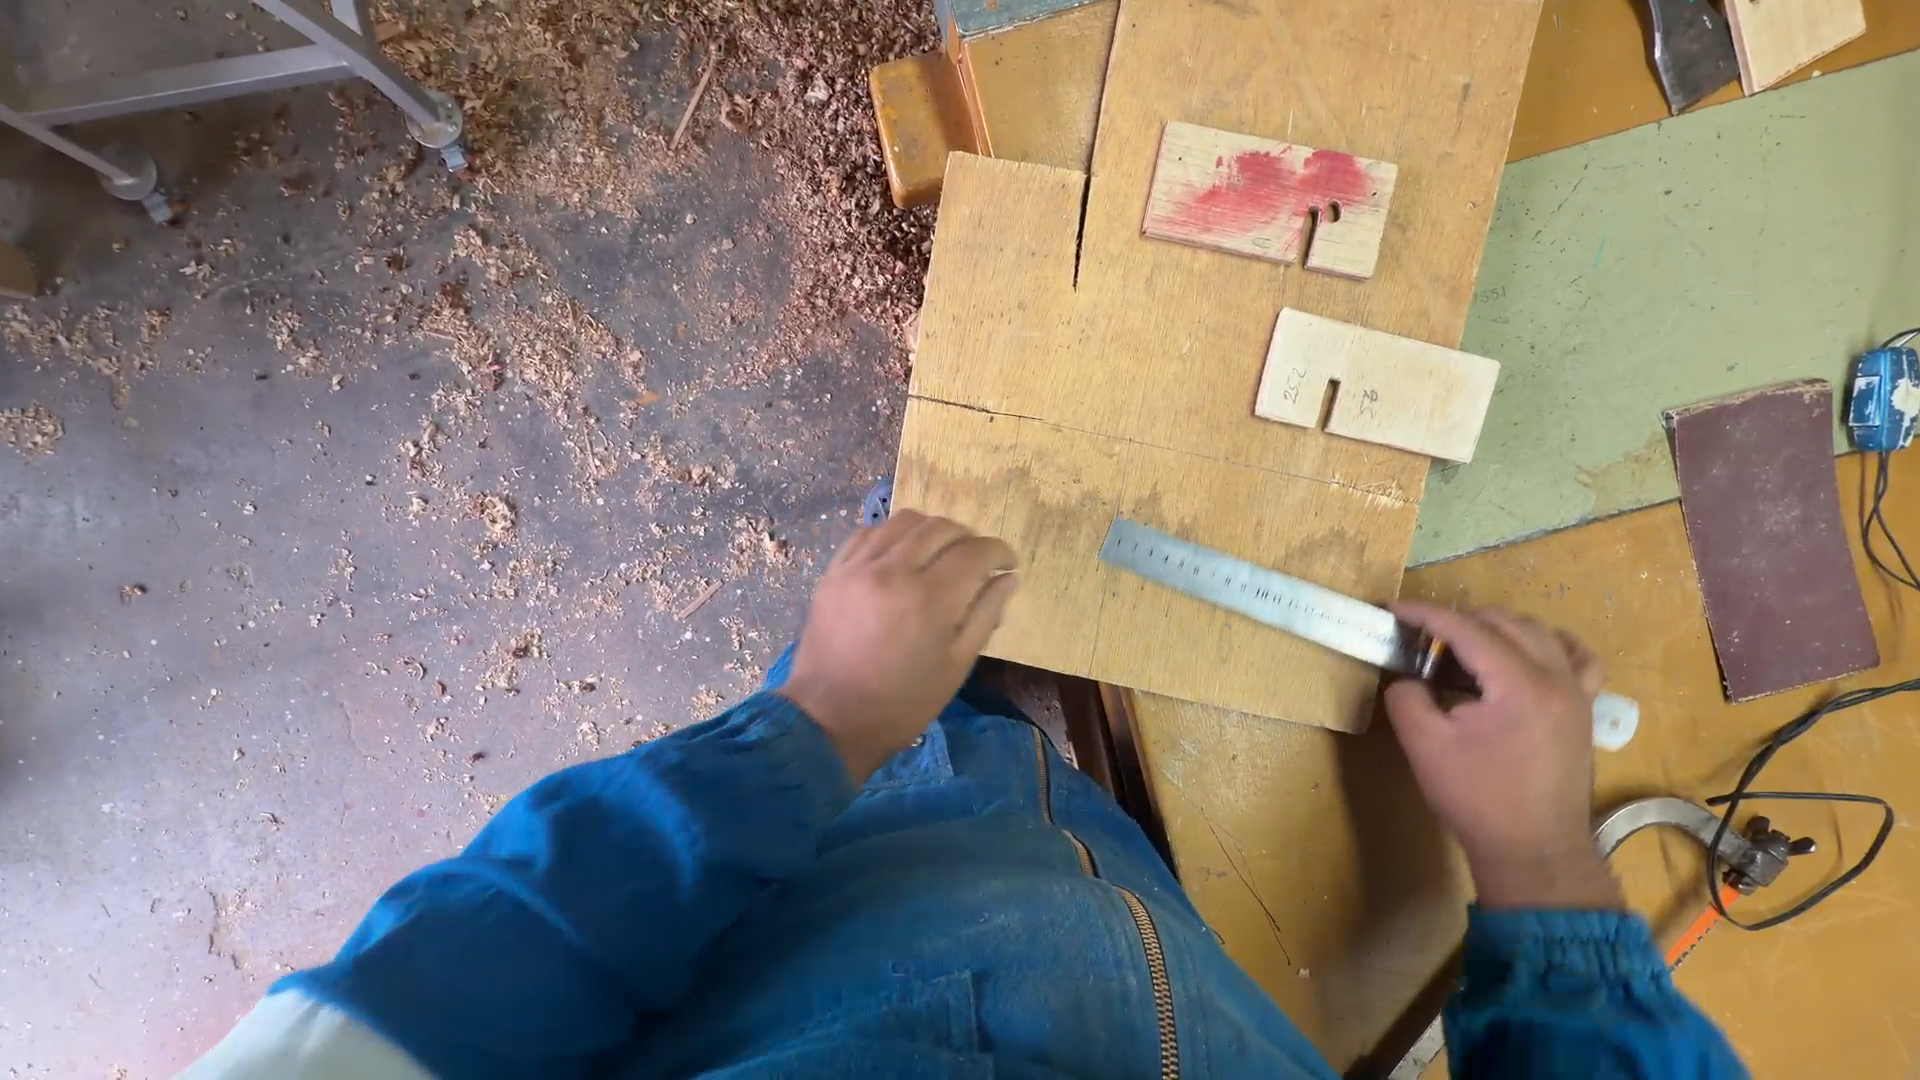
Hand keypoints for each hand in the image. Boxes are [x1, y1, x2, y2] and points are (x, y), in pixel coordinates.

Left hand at [779, 511, 1019, 783]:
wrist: (830, 719)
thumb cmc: (903, 703)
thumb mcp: (956, 666)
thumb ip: (986, 615)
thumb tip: (1008, 578)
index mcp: (930, 599)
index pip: (976, 552)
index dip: (999, 552)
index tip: (1008, 563)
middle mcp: (893, 570)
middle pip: (942, 528)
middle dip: (969, 538)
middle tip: (977, 561)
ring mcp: (858, 567)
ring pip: (905, 521)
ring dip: (932, 530)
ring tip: (941, 553)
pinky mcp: (834, 572)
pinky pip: (869, 532)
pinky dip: (894, 535)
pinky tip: (902, 555)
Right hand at [1383, 603, 1623, 910]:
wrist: (1533, 849)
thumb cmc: (1476, 797)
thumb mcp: (1423, 744)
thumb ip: (1406, 697)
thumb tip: (1408, 678)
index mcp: (1519, 684)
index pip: (1467, 629)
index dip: (1426, 614)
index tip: (1394, 609)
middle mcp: (1557, 679)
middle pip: (1504, 623)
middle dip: (1459, 620)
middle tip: (1421, 636)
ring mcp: (1577, 693)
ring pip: (1539, 633)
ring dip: (1497, 628)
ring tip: (1463, 647)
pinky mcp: (1583, 710)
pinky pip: (1578, 659)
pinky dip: (1548, 645)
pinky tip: (1526, 653)